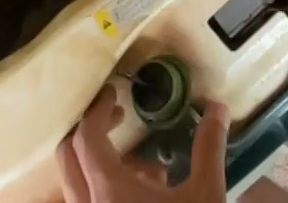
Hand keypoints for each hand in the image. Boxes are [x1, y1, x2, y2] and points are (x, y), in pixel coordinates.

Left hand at [56, 83, 228, 202]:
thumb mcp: (206, 195)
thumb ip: (208, 146)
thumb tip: (218, 106)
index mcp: (108, 189)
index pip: (87, 136)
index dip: (99, 109)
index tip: (117, 94)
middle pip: (69, 156)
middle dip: (92, 130)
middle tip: (121, 116)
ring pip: (76, 185)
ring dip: (101, 163)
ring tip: (147, 165)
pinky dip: (107, 190)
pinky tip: (147, 196)